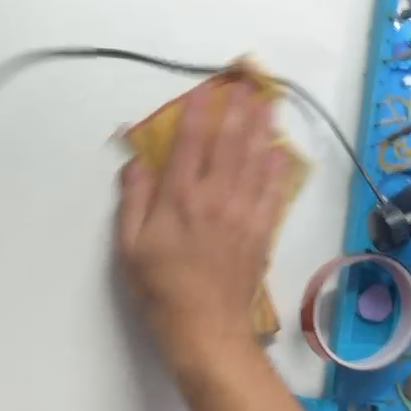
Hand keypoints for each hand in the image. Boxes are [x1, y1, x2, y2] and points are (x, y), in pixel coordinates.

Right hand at [117, 80, 293, 361]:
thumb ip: (133, 199)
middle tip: (247, 84)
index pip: (190, 143)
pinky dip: (277, 169)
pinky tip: (281, 153)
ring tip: (268, 103)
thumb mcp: (129, 246)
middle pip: (230, 143)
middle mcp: (214, 197)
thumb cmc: (159, 288)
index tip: (206, 88)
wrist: (203, 327)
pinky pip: (273, 192)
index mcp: (178, 198)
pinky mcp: (260, 232)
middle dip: (238, 110)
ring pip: (255, 160)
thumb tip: (136, 161)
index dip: (198, 111)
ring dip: (262, 129)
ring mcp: (242, 214)